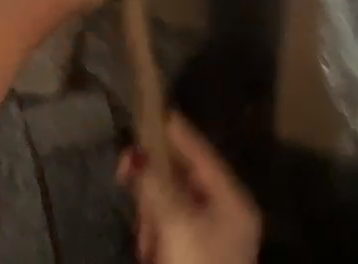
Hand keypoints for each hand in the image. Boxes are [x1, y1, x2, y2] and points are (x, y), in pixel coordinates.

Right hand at [119, 115, 260, 263]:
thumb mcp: (175, 221)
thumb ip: (154, 182)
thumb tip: (135, 153)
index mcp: (232, 200)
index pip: (199, 151)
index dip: (173, 130)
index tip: (147, 108)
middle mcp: (225, 212)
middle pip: (181, 174)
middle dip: (153, 178)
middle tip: (125, 173)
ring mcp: (211, 234)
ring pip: (170, 199)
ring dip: (151, 211)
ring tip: (146, 237)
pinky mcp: (194, 252)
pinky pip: (168, 225)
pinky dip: (154, 231)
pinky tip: (148, 250)